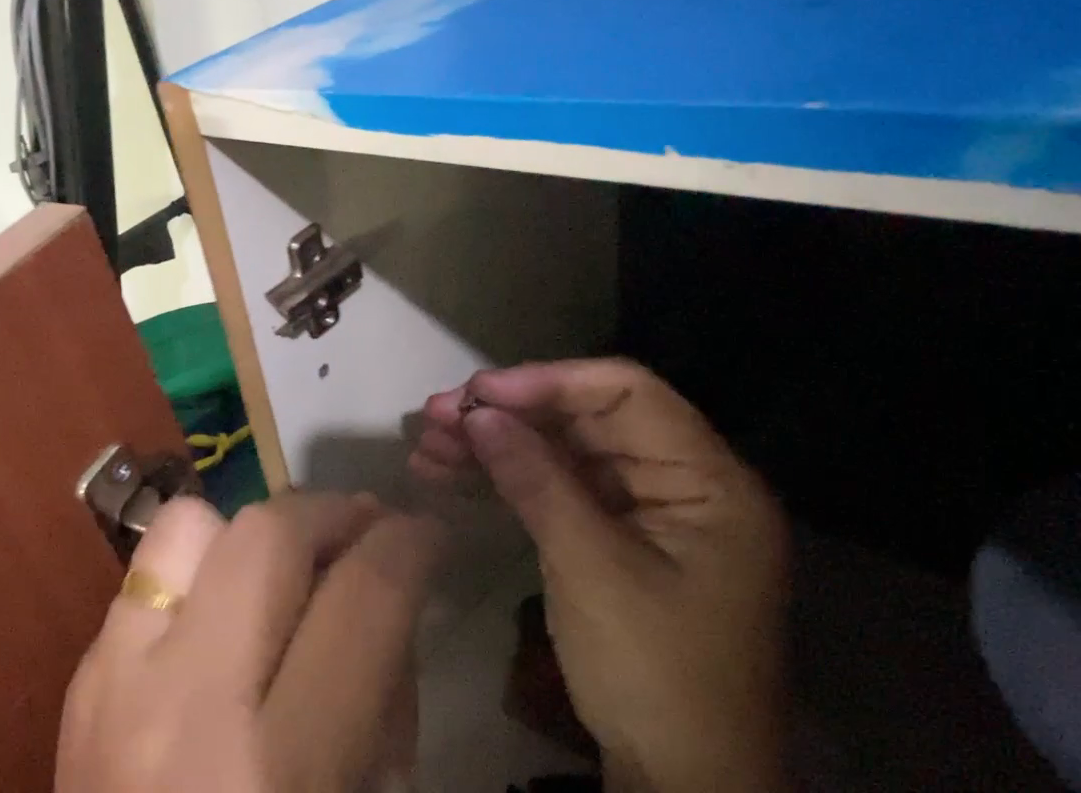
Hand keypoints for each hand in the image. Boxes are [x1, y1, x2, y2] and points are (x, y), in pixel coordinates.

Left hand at [57, 493, 442, 792]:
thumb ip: (384, 710)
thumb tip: (383, 596)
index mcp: (277, 767)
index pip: (357, 606)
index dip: (405, 548)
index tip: (423, 532)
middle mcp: (184, 702)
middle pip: (263, 539)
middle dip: (328, 513)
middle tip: (364, 525)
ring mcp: (114, 678)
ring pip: (187, 527)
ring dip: (249, 531)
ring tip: (284, 563)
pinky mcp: (77, 676)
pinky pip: (145, 576)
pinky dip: (197, 573)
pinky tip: (219, 614)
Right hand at [412, 360, 789, 792]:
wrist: (681, 775)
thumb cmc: (652, 668)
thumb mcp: (590, 567)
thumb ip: (536, 480)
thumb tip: (479, 413)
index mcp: (707, 482)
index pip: (627, 393)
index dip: (548, 381)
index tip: (478, 392)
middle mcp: (680, 484)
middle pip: (586, 420)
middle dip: (508, 413)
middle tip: (435, 416)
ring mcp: (644, 514)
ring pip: (561, 453)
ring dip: (495, 444)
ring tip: (427, 443)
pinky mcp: (612, 540)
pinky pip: (555, 490)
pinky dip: (504, 480)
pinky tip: (448, 474)